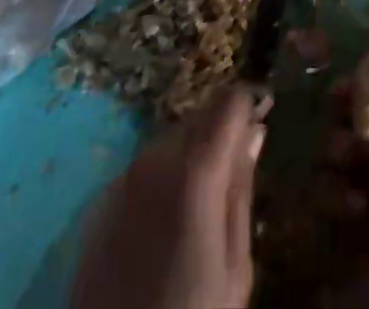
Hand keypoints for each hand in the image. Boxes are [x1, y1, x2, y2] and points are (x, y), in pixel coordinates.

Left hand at [72, 86, 269, 308]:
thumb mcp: (235, 267)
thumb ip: (241, 190)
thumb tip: (255, 133)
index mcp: (195, 171)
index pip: (229, 103)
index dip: (251, 102)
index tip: (266, 112)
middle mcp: (155, 160)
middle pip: (198, 116)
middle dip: (223, 125)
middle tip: (243, 157)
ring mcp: (123, 180)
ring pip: (170, 139)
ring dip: (194, 148)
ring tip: (210, 190)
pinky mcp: (101, 202)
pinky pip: (145, 168)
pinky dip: (166, 172)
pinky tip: (173, 214)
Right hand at [320, 70, 368, 308]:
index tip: (361, 53)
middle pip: (355, 121)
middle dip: (346, 108)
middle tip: (344, 106)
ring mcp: (363, 205)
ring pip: (331, 156)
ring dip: (335, 147)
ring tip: (349, 160)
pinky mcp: (339, 244)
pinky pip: (315, 204)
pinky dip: (325, 193)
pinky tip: (350, 207)